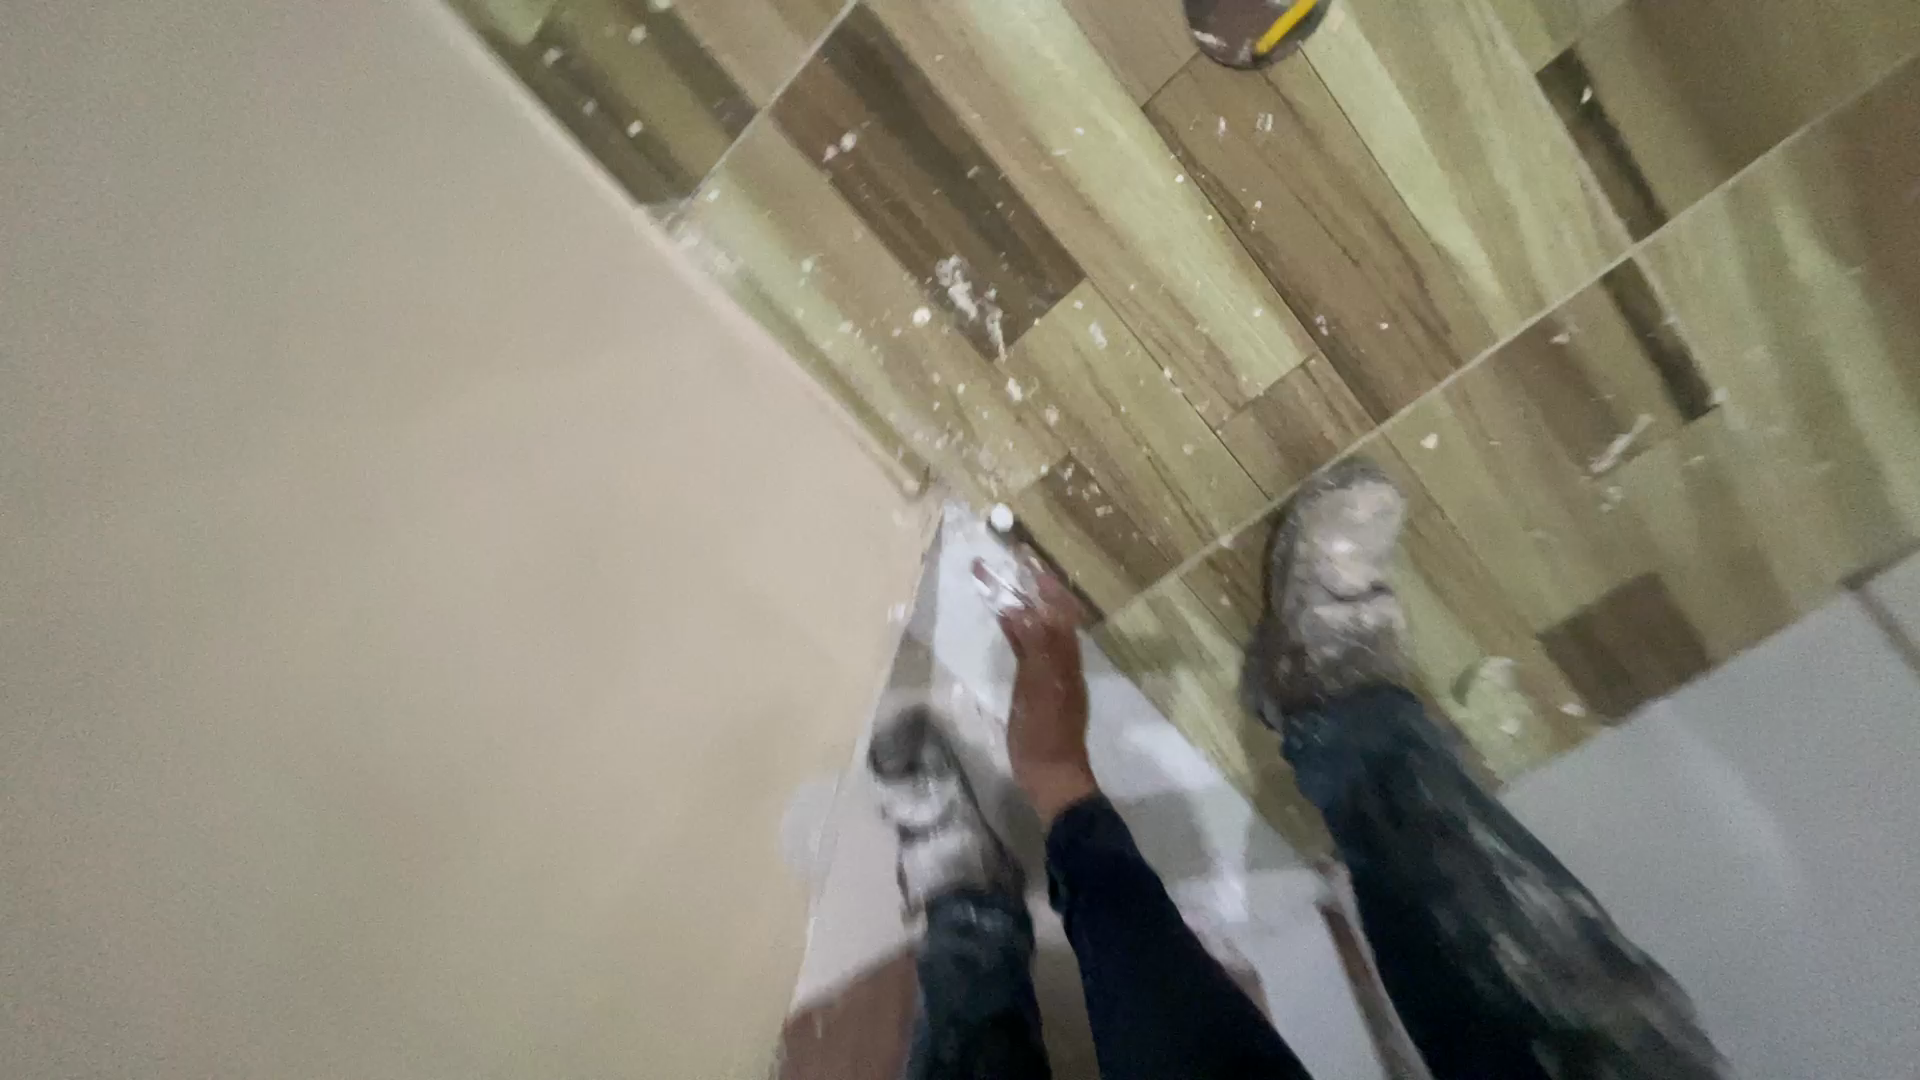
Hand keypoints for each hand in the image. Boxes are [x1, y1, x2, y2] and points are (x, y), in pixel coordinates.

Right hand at [974, 551, 1098, 824]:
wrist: (1053, 775)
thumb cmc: (1044, 734)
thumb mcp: (1037, 691)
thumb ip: (1032, 649)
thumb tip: (1021, 609)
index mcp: (1065, 656)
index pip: (1056, 607)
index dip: (1041, 581)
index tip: (1023, 557)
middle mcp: (1062, 657)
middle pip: (1048, 612)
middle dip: (1030, 585)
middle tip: (1009, 562)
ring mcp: (1051, 671)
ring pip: (1038, 627)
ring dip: (1022, 603)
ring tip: (1002, 582)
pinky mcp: (1038, 685)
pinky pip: (1028, 646)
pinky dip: (1017, 628)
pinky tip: (1003, 621)